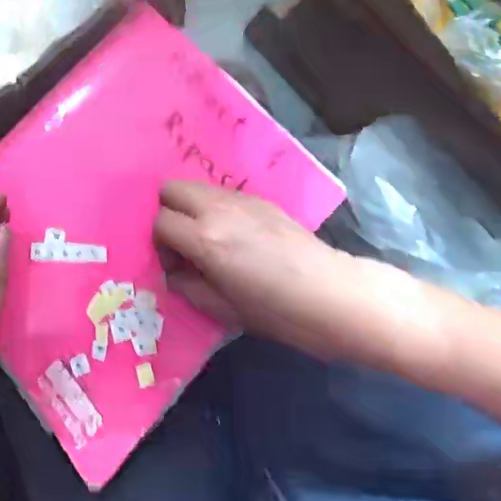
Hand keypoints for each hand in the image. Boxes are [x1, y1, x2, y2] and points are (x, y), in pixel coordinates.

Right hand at [154, 181, 440, 373]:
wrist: (341, 298)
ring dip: (190, 207)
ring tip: (209, 237)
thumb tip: (174, 274)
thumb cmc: (283, 314)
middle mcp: (215, 210)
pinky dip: (215, 208)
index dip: (160, 245)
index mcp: (204, 239)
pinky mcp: (260, 199)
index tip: (177, 267)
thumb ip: (189, 288)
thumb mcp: (226, 310)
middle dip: (168, 213)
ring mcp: (239, 200)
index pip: (159, 223)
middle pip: (169, 189)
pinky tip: (236, 236)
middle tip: (184, 242)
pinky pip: (220, 194)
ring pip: (194, 186)